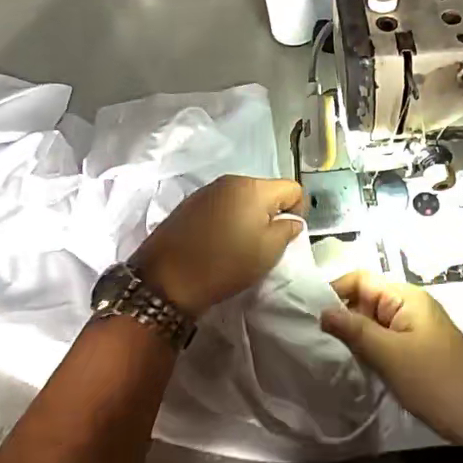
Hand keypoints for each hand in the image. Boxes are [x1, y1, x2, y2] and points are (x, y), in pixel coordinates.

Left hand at [130, 175, 303, 316]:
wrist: (165, 281)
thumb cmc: (225, 264)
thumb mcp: (269, 251)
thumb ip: (288, 229)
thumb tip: (291, 220)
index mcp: (253, 188)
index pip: (293, 188)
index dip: (297, 210)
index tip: (288, 235)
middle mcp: (230, 181)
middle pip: (266, 191)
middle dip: (271, 212)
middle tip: (264, 242)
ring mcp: (206, 191)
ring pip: (243, 198)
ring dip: (248, 215)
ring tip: (240, 243)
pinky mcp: (188, 204)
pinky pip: (221, 205)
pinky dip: (227, 219)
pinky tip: (219, 241)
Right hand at [319, 271, 462, 447]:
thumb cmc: (435, 381)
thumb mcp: (390, 354)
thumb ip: (355, 330)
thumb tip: (322, 309)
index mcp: (407, 297)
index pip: (362, 279)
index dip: (334, 290)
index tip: (306, 315)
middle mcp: (411, 307)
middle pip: (366, 300)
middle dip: (341, 315)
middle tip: (311, 339)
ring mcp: (416, 330)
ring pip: (374, 323)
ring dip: (354, 336)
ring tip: (326, 354)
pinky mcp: (418, 352)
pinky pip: (386, 342)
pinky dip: (369, 351)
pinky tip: (354, 366)